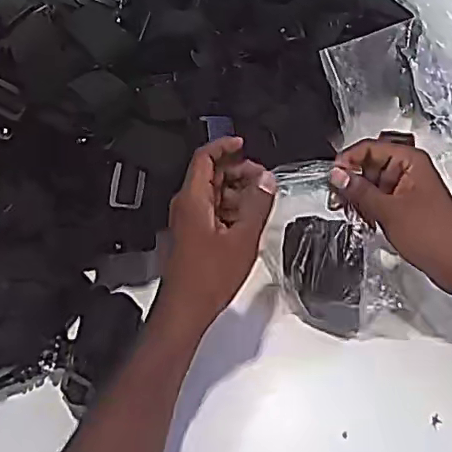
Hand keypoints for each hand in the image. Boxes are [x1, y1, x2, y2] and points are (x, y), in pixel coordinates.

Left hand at [156, 137, 275, 336]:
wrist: (185, 308)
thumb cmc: (206, 278)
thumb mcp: (242, 238)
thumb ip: (257, 205)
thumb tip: (266, 181)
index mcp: (193, 199)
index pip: (204, 157)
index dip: (224, 146)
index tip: (241, 143)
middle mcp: (185, 204)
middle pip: (209, 173)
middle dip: (236, 170)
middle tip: (260, 176)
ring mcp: (187, 219)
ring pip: (211, 192)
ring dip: (235, 190)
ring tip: (259, 198)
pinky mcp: (191, 233)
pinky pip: (210, 209)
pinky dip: (229, 207)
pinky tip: (247, 219)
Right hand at [331, 138, 451, 301]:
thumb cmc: (436, 236)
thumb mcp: (388, 210)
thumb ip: (358, 190)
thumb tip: (336, 174)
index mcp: (410, 160)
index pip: (369, 148)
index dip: (347, 161)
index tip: (332, 176)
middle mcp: (409, 169)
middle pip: (368, 164)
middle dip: (351, 181)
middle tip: (337, 198)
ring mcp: (407, 188)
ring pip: (371, 183)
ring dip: (358, 196)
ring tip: (350, 211)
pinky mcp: (405, 205)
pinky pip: (379, 198)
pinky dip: (367, 206)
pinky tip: (363, 219)